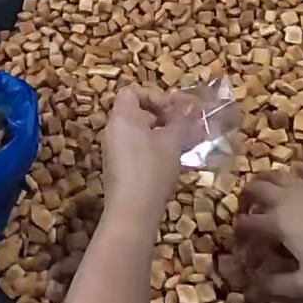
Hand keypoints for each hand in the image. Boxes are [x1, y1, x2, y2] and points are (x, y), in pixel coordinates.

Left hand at [101, 86, 203, 222]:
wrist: (132, 211)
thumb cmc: (152, 169)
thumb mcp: (172, 141)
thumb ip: (181, 120)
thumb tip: (189, 105)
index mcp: (122, 117)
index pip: (132, 91)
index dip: (154, 95)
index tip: (173, 111)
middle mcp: (112, 129)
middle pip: (136, 111)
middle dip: (162, 116)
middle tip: (183, 127)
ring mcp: (113, 149)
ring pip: (138, 132)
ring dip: (160, 134)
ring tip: (182, 145)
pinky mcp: (117, 167)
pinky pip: (135, 148)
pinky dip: (152, 148)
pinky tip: (171, 162)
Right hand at [239, 167, 302, 296]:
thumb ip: (280, 287)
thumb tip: (256, 288)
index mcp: (277, 223)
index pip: (247, 223)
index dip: (238, 230)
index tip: (238, 238)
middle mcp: (285, 199)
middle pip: (256, 189)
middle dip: (246, 196)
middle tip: (245, 205)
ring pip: (276, 174)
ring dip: (264, 179)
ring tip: (263, 186)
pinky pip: (302, 169)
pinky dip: (293, 172)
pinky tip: (297, 177)